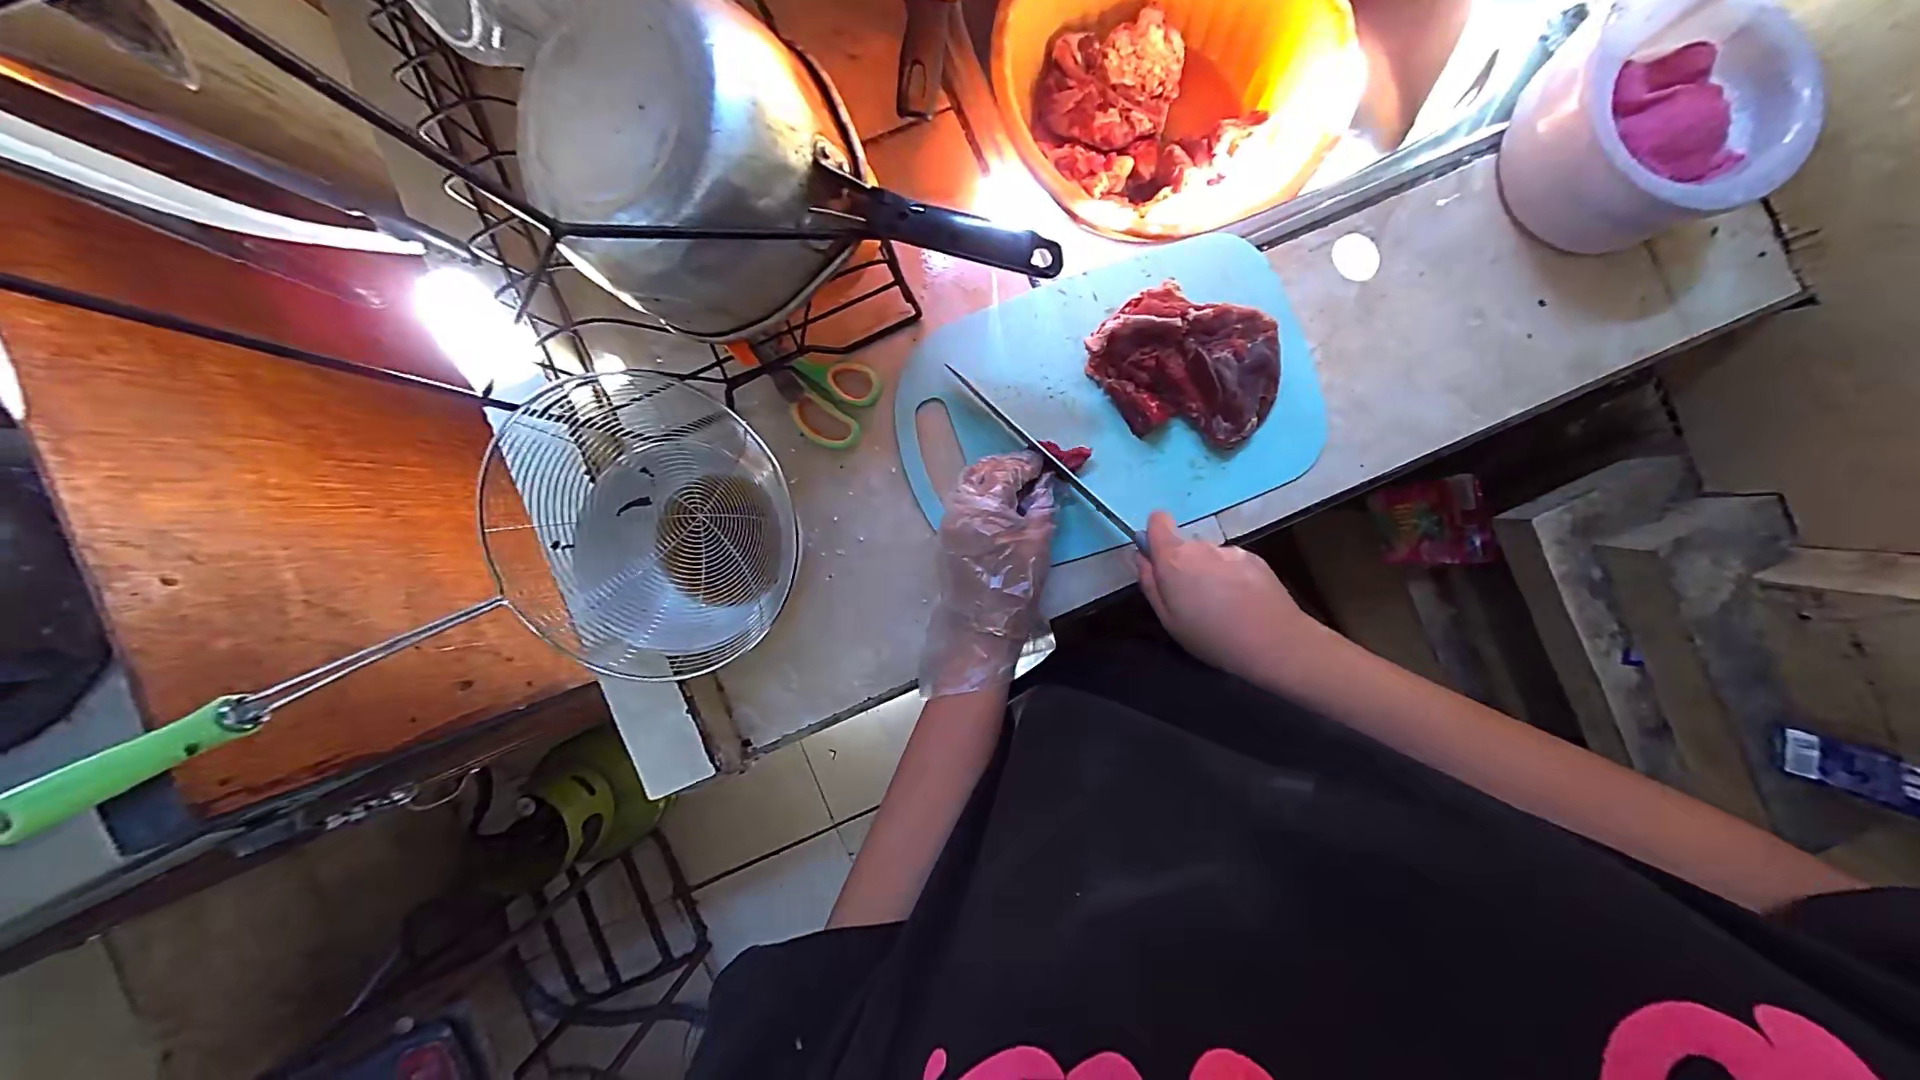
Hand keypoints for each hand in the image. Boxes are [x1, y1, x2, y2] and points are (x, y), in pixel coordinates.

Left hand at [921, 452, 1056, 695]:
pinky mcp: (947, 534)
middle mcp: (960, 505)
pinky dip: (983, 495)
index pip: (1007, 468)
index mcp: (983, 504)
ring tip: (1018, 486)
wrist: (979, 624)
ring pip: (970, 484)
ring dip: (993, 479)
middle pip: (983, 469)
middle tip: (1032, 471)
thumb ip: (1043, 505)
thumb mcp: (1039, 541)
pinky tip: (1001, 505)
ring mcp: (949, 519)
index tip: (1046, 462)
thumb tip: (1047, 484)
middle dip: (1008, 466)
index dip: (1029, 462)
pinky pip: (965, 502)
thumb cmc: (1014, 584)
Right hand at [1134, 511, 1320, 678]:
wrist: (1274, 642)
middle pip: (1184, 546)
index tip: (1158, 559)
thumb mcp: (1167, 619)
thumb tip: (1141, 557)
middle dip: (1184, 565)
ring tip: (1221, 605)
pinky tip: (1242, 603)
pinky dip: (1232, 577)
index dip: (1155, 535)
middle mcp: (1201, 547)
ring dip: (1209, 572)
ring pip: (1209, 556)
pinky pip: (1233, 563)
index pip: (1158, 521)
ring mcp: (1231, 551)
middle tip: (1192, 599)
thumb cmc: (1211, 636)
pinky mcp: (1256, 559)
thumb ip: (1150, 582)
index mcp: (1174, 558)